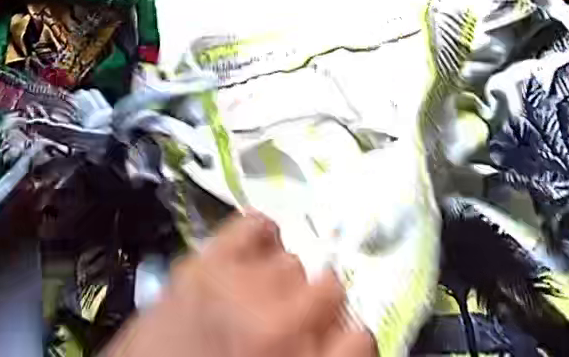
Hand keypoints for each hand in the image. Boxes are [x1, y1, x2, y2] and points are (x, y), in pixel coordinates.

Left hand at [104, 213, 376, 356]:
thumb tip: (335, 336)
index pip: (363, 338)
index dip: (351, 342)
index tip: (335, 345)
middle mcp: (279, 327)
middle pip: (332, 288)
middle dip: (314, 311)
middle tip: (287, 332)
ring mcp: (240, 291)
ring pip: (293, 260)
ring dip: (281, 283)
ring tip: (255, 305)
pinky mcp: (205, 263)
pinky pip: (258, 224)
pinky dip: (260, 238)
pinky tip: (250, 262)